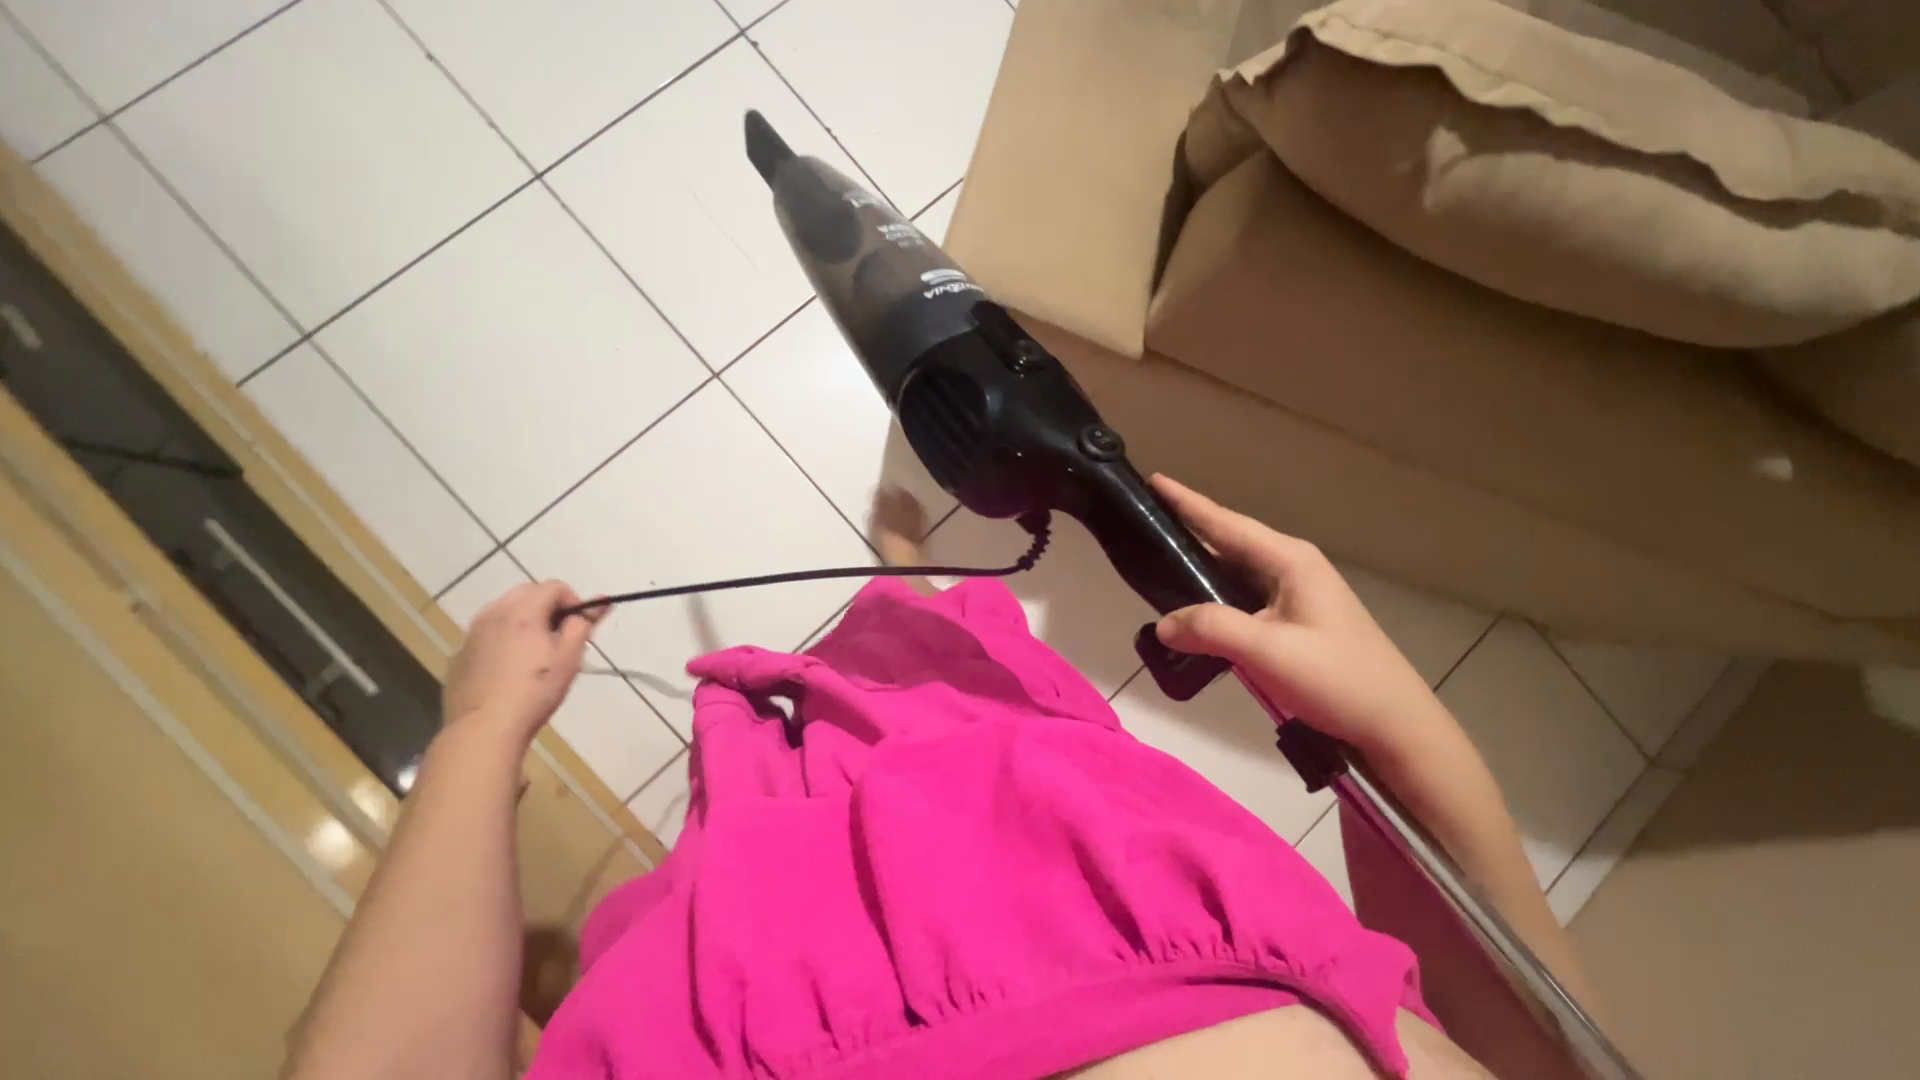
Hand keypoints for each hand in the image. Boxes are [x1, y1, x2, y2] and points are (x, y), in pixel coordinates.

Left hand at [443, 581, 604, 745]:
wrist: (484, 728)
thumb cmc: (535, 691)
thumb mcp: (569, 658)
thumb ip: (583, 625)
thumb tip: (597, 603)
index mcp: (523, 612)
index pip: (554, 586)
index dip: (573, 601)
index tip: (579, 627)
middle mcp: (494, 613)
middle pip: (527, 592)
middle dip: (547, 606)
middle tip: (560, 636)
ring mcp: (472, 633)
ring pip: (503, 610)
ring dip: (524, 619)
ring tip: (534, 651)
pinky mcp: (461, 654)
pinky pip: (487, 632)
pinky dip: (503, 637)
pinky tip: (509, 667)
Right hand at [1150, 475, 1448, 756]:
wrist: (1395, 725)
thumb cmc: (1337, 679)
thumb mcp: (1268, 652)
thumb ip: (1211, 629)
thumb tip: (1162, 624)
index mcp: (1290, 561)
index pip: (1225, 523)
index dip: (1187, 503)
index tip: (1152, 481)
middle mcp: (1293, 568)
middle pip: (1229, 542)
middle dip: (1187, 529)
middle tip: (1142, 524)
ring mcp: (1296, 595)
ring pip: (1235, 571)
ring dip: (1198, 565)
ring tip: (1156, 560)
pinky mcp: (1295, 622)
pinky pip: (1242, 597)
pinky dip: (1213, 595)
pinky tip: (1193, 607)